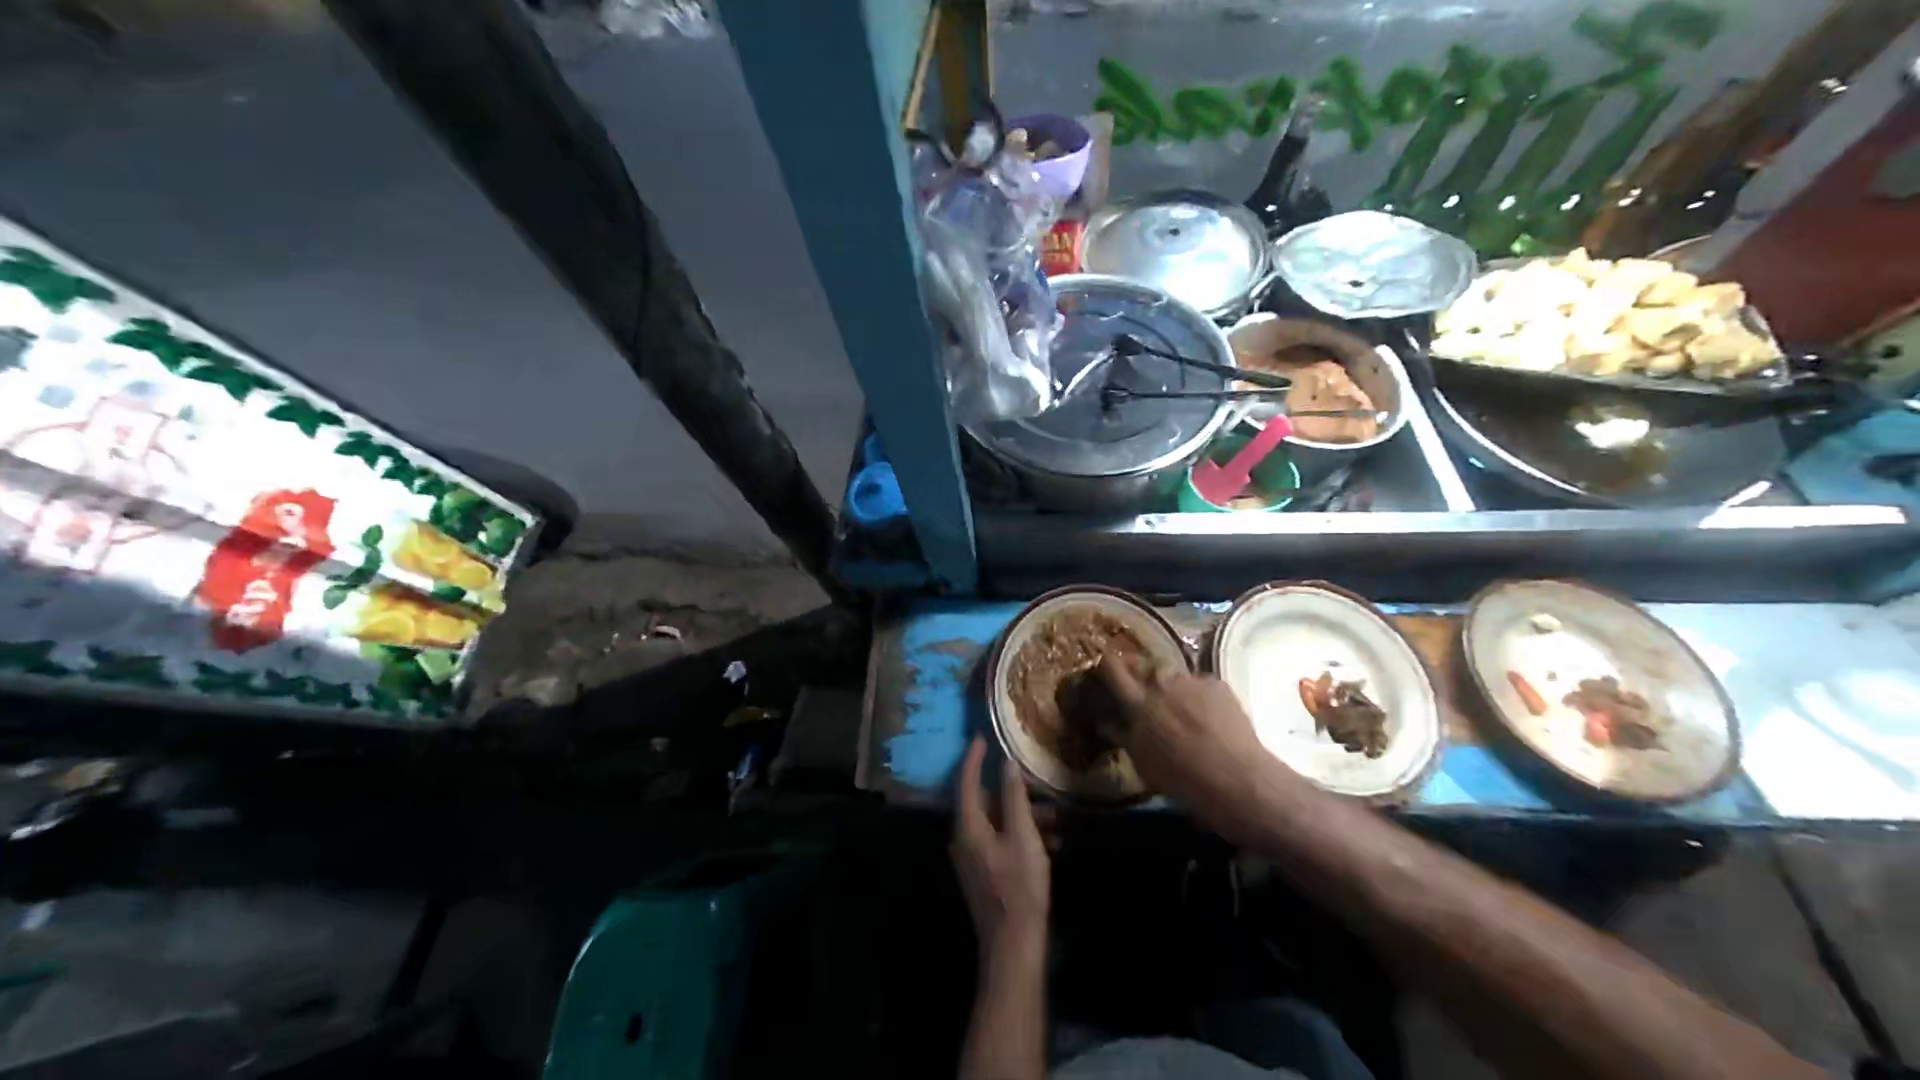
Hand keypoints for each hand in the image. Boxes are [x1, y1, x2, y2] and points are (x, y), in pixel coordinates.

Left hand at [951, 736, 1049, 954]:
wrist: (1014, 944)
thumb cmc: (1019, 886)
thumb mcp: (1023, 836)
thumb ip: (1014, 798)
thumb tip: (1006, 764)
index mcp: (968, 826)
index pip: (965, 782)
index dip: (973, 758)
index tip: (982, 737)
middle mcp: (964, 838)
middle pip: (983, 802)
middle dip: (1010, 791)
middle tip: (1036, 781)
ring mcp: (973, 857)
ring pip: (996, 822)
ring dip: (1023, 815)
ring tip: (1057, 816)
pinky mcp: (985, 872)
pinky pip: (1001, 841)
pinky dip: (1022, 835)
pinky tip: (1052, 841)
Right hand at [1097, 656, 1301, 835]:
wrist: (1236, 779)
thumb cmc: (1181, 778)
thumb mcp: (1143, 763)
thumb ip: (1123, 736)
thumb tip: (1106, 722)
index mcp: (1137, 703)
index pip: (1112, 669)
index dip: (1106, 664)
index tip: (1104, 667)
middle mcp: (1162, 683)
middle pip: (1146, 666)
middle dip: (1144, 677)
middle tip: (1150, 699)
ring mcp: (1192, 681)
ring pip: (1176, 676)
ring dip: (1174, 689)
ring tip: (1186, 713)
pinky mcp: (1217, 683)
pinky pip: (1201, 684)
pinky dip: (1200, 697)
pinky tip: (1210, 718)